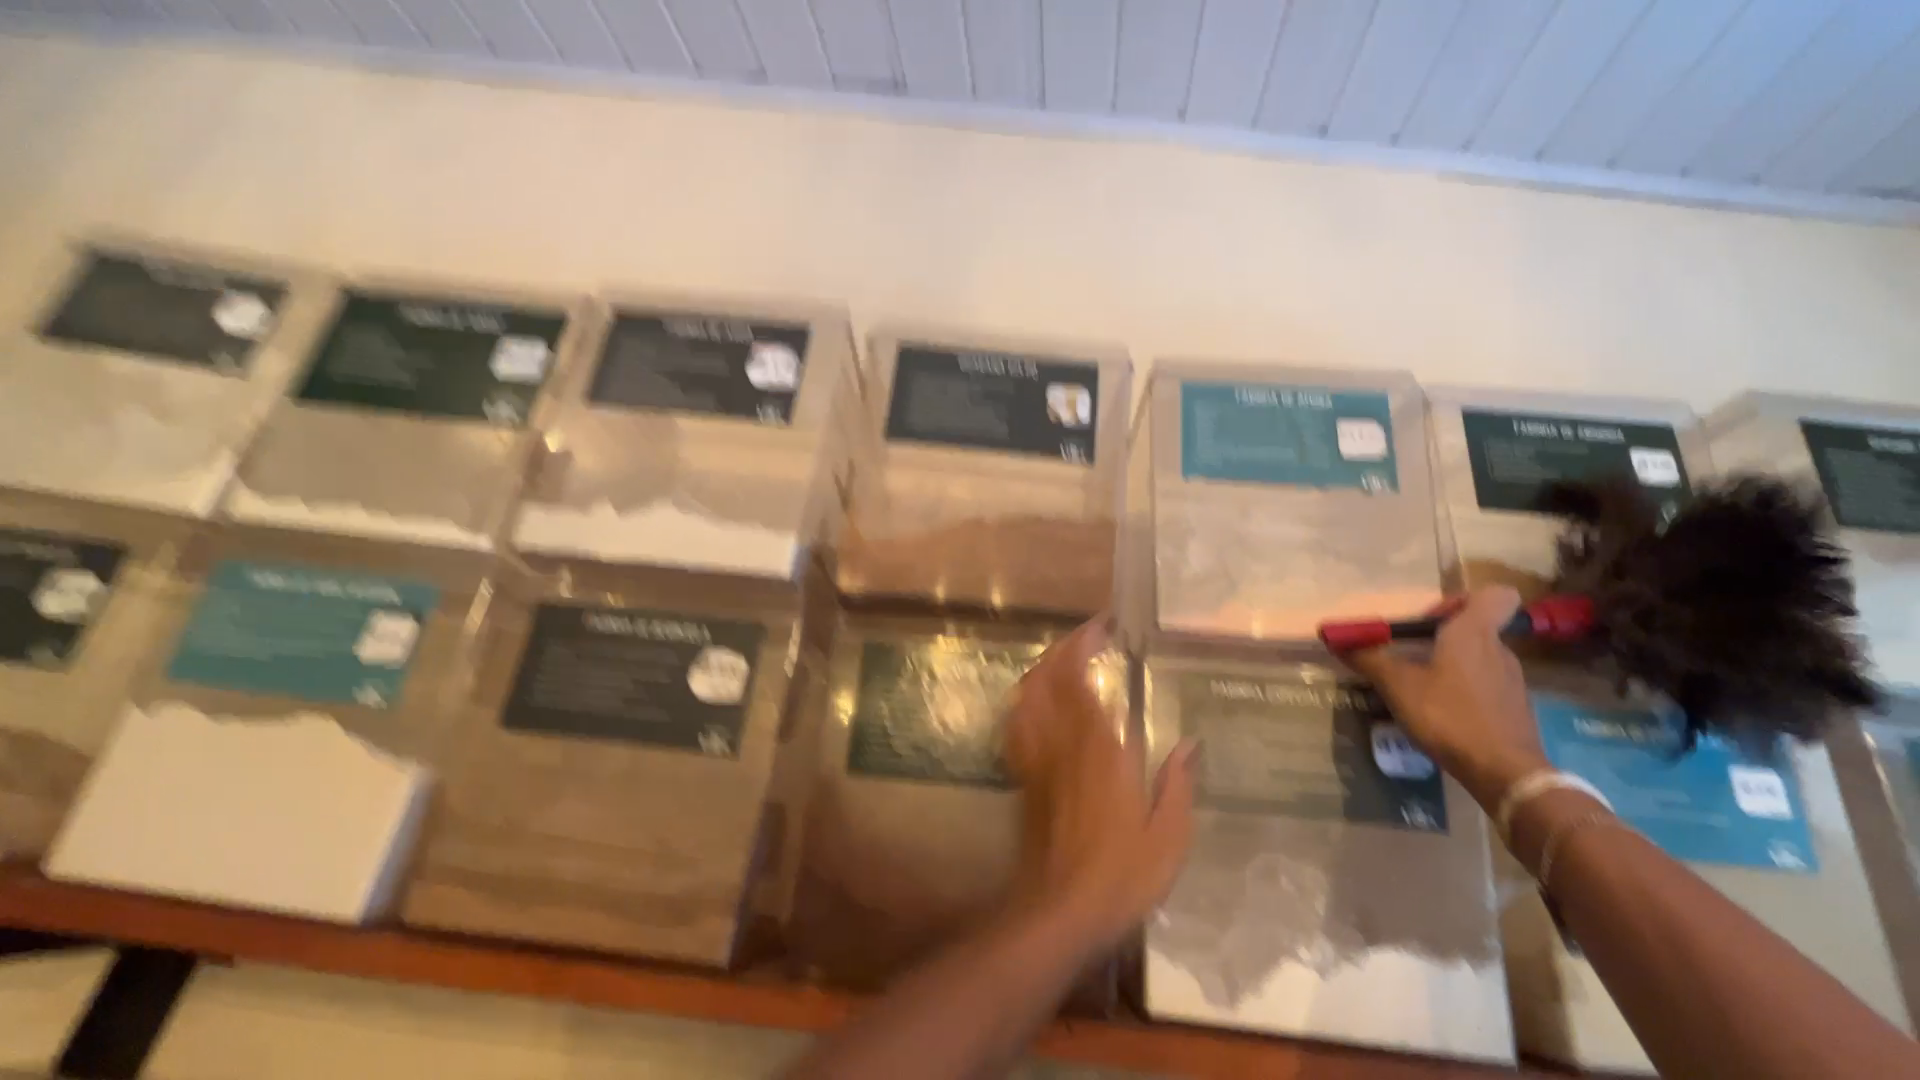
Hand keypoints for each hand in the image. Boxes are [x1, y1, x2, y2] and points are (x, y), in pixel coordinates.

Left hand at [1003, 618, 1195, 953]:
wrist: (1060, 911)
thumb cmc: (1123, 875)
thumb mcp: (1169, 836)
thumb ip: (1177, 785)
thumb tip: (1189, 742)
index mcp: (1102, 750)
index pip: (1083, 681)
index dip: (1084, 647)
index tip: (1101, 627)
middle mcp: (1063, 745)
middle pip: (1048, 680)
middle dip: (1062, 649)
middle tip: (1085, 635)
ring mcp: (1037, 761)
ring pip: (1026, 698)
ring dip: (1040, 669)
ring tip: (1062, 658)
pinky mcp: (1023, 781)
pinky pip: (1015, 728)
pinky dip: (1022, 703)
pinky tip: (1032, 701)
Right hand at [1344, 586, 1549, 808]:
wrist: (1504, 772)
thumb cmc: (1449, 715)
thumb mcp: (1398, 686)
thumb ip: (1369, 659)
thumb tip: (1336, 639)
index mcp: (1474, 633)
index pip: (1495, 595)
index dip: (1465, 600)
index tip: (1432, 620)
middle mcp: (1499, 649)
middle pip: (1476, 628)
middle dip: (1441, 638)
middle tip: (1410, 657)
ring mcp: (1511, 680)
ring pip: (1478, 659)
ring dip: (1450, 667)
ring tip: (1420, 692)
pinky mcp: (1514, 708)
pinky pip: (1485, 686)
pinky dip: (1463, 694)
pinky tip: (1442, 717)